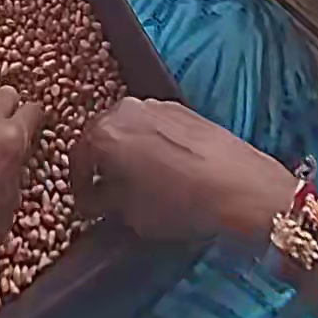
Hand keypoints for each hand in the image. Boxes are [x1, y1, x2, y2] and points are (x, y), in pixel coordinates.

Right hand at [71, 97, 294, 242]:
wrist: (239, 184)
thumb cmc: (178, 202)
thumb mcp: (131, 214)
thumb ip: (104, 201)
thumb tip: (96, 197)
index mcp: (104, 133)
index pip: (77, 157)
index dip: (79, 186)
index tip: (86, 206)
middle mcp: (123, 109)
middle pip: (101, 135)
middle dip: (101, 162)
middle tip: (107, 190)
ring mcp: (152, 104)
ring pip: (127, 127)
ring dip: (125, 149)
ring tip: (137, 177)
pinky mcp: (179, 106)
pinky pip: (151, 124)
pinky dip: (148, 141)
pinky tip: (162, 164)